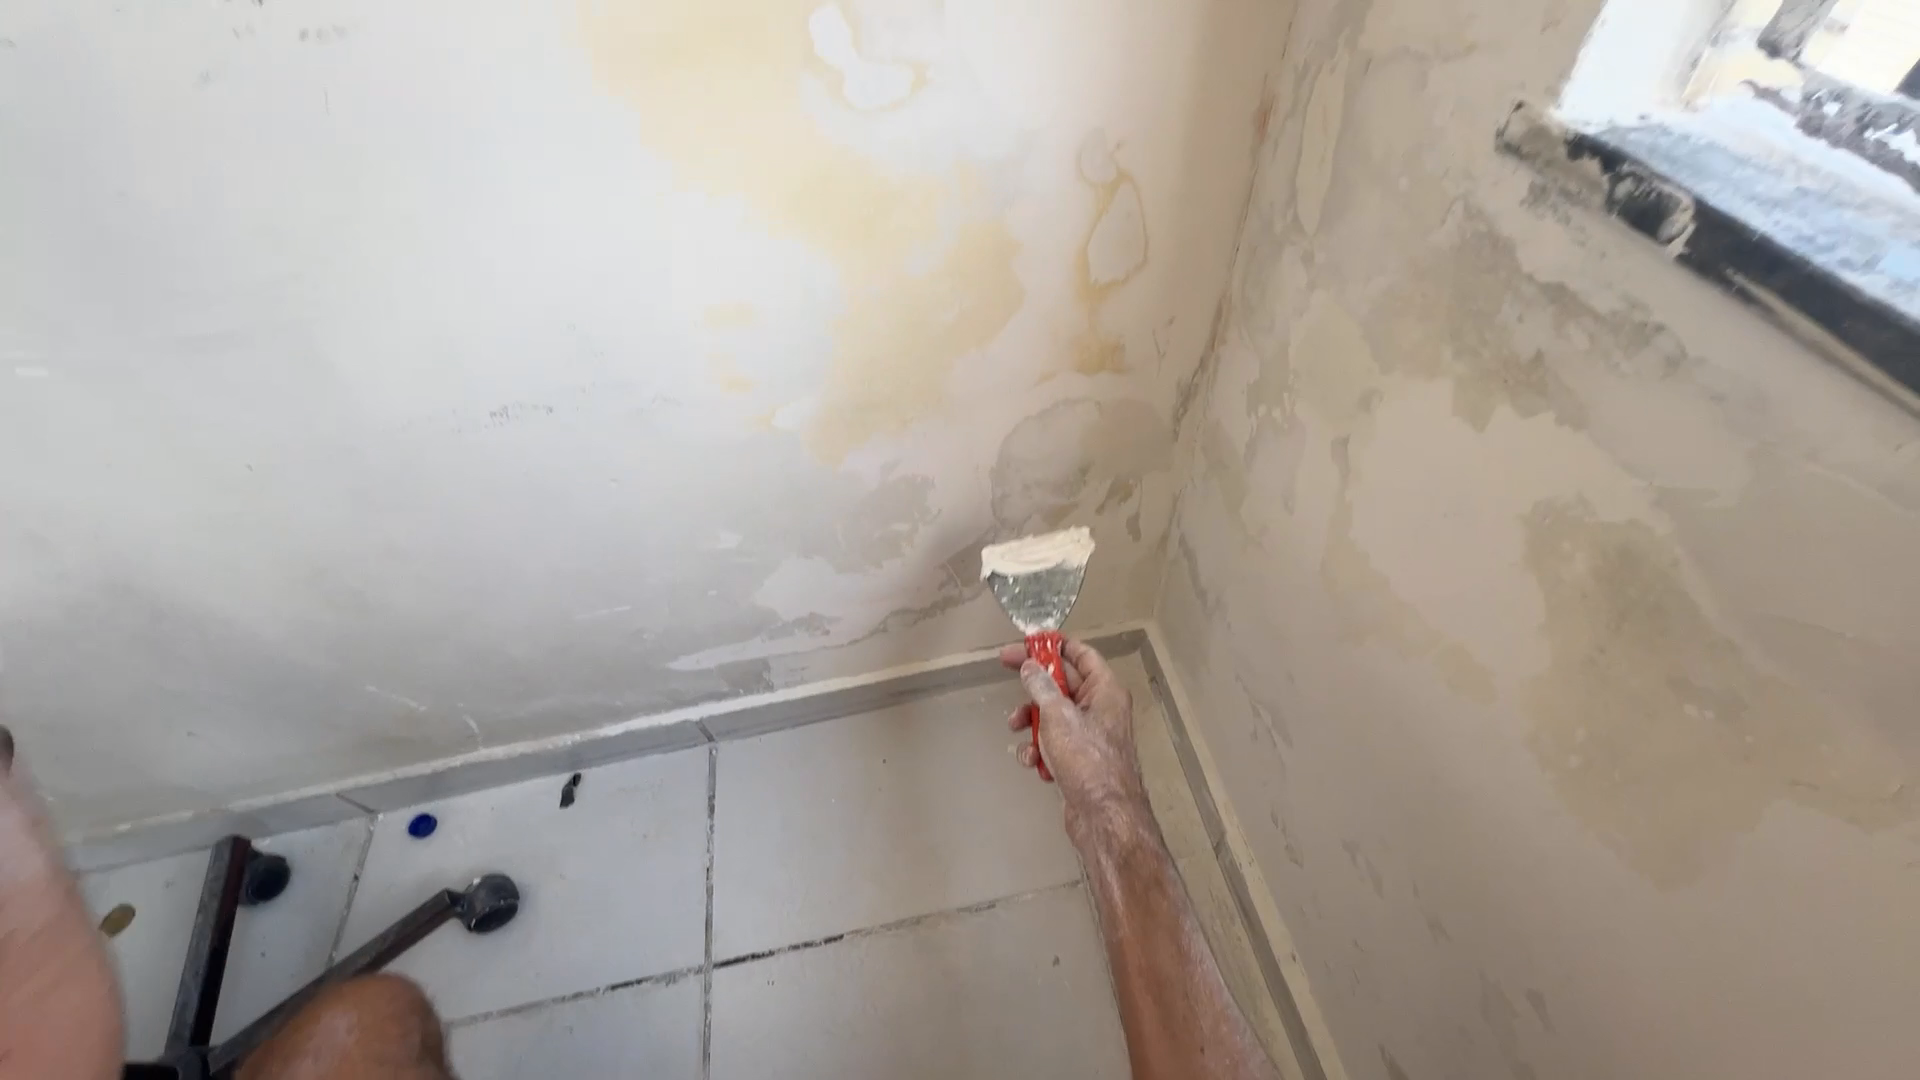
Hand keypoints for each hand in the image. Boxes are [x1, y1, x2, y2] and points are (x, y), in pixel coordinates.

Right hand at [999, 639, 1149, 837]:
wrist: (1103, 817)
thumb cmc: (1086, 760)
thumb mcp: (1058, 715)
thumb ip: (1041, 686)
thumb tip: (1029, 666)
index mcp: (1105, 690)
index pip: (1081, 654)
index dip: (1054, 644)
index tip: (1027, 640)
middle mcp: (1100, 709)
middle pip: (1062, 682)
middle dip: (1034, 683)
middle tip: (1004, 668)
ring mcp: (1089, 736)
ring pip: (1052, 714)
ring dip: (1031, 721)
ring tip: (1016, 729)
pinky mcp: (1079, 761)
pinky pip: (1053, 743)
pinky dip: (1039, 749)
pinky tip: (1034, 763)